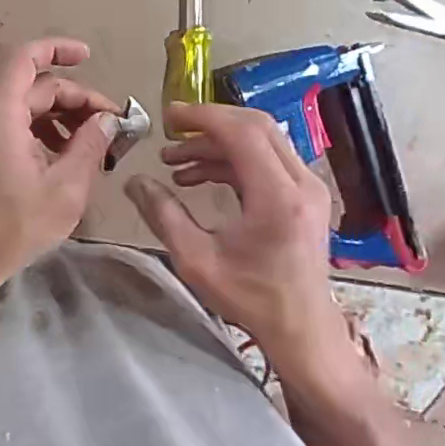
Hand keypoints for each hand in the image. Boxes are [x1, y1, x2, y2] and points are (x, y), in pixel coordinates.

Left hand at [0, 38, 121, 283]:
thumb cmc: (17, 226)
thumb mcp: (66, 187)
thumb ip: (90, 144)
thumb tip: (107, 119)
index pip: (25, 58)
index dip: (58, 48)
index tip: (88, 56)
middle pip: (34, 86)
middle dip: (75, 98)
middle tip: (109, 125)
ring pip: (26, 104)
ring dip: (61, 115)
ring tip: (93, 143)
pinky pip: (15, 121)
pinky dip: (42, 129)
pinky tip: (67, 154)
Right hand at [125, 103, 341, 355]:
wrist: (301, 328)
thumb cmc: (251, 299)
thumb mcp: (196, 260)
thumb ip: (164, 215)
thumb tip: (135, 182)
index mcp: (278, 197)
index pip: (242, 133)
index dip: (202, 117)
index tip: (168, 117)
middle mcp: (301, 183)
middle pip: (256, 126)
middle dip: (209, 123)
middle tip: (171, 131)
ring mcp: (309, 187)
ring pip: (263, 140)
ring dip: (218, 144)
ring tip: (176, 163)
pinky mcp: (306, 195)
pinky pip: (268, 160)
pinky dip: (233, 160)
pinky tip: (199, 176)